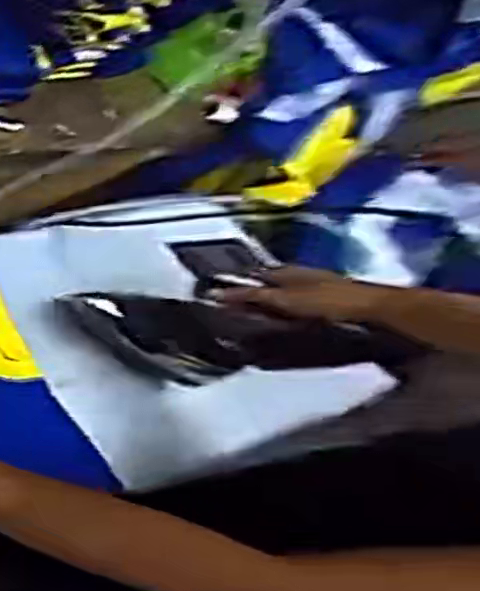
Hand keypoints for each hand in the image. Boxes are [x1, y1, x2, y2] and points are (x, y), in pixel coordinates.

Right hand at [211, 266, 397, 322]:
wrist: (379, 310)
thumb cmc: (326, 301)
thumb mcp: (281, 298)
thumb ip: (247, 296)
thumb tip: (211, 293)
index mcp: (286, 271)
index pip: (250, 275)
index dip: (232, 284)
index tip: (212, 296)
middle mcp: (299, 275)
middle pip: (265, 283)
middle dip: (247, 294)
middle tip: (227, 310)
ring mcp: (315, 287)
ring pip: (280, 293)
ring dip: (265, 303)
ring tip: (248, 317)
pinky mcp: (327, 300)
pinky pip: (294, 303)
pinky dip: (280, 310)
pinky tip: (275, 319)